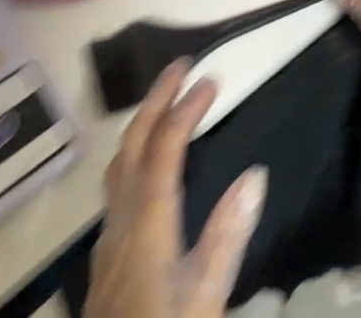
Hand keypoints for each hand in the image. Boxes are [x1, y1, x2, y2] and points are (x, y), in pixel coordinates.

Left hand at [86, 59, 267, 317]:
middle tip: (181, 65)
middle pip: (132, 143)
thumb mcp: (206, 296)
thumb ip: (227, 235)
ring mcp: (108, 233)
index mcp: (149, 221)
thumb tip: (254, 173)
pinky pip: (116, 182)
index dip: (186, 107)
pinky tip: (145, 166)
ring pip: (118, 161)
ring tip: (164, 101)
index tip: (212, 78)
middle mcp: (122, 217)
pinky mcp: (105, 250)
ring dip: (141, 122)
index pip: (165, 147)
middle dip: (155, 98)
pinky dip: (133, 152)